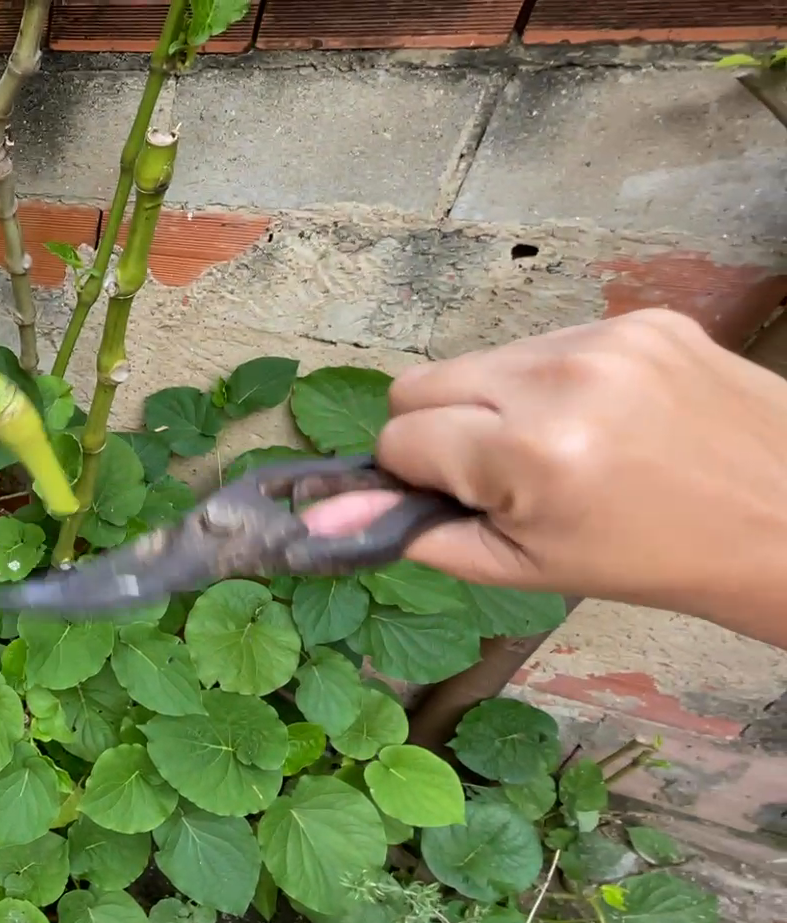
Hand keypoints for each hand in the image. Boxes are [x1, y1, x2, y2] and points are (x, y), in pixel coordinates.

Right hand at [305, 308, 786, 643]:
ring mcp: (604, 339)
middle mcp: (560, 380)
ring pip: (466, 363)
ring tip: (548, 441)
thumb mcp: (510, 563)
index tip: (466, 495)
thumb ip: (403, 531)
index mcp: (529, 450)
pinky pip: (527, 345)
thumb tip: (319, 517)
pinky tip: (584, 414)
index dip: (415, 474)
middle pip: (415, 386)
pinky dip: (532, 382)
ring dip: (480, 402)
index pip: (396, 438)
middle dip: (434, 429)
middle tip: (495, 468)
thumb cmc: (642, 557)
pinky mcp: (637, 319)